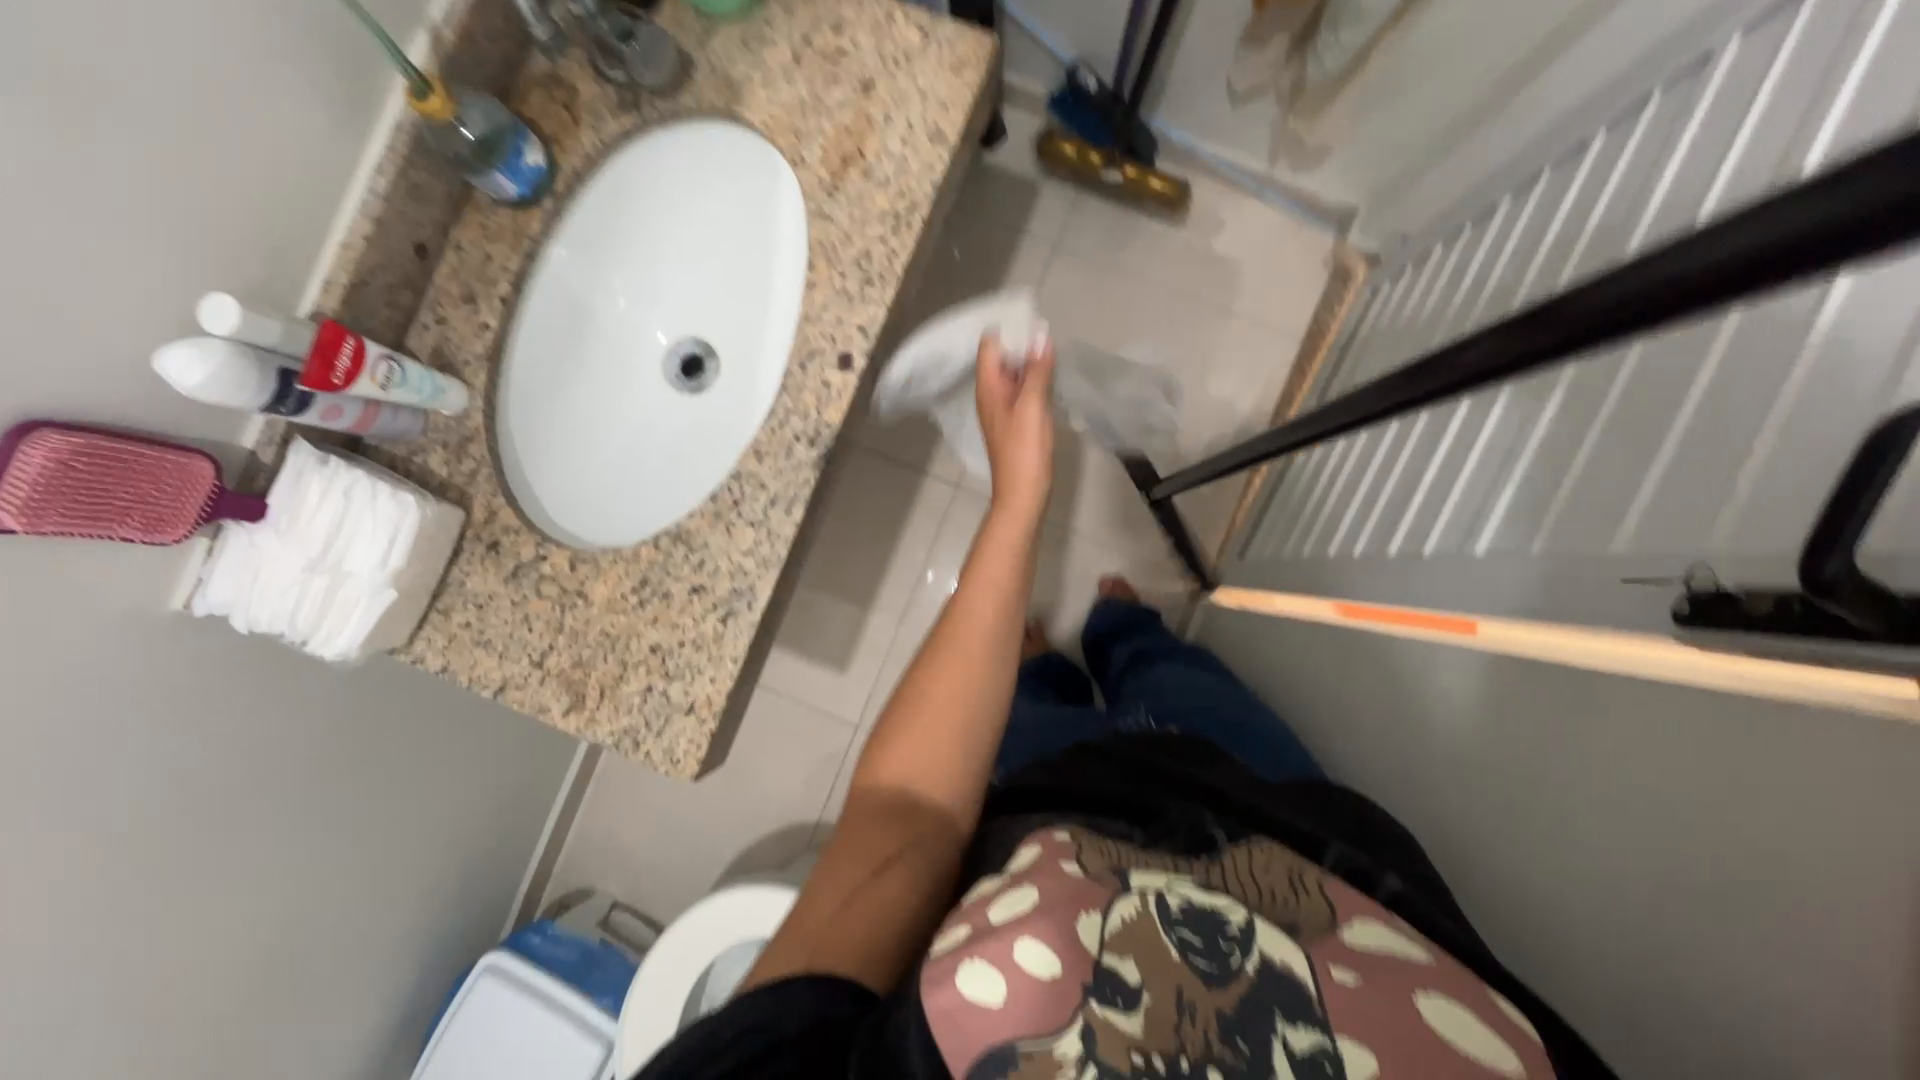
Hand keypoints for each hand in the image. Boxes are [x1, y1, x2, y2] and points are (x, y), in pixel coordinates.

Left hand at [974, 329, 1054, 519]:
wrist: (1022, 494)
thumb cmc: (1024, 451)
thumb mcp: (1032, 406)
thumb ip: (1036, 371)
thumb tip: (1041, 336)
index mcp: (987, 388)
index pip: (990, 345)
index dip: (1007, 328)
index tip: (1030, 314)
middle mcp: (990, 395)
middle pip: (1001, 358)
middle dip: (1020, 342)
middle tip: (1047, 327)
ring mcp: (1003, 409)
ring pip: (1013, 375)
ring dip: (1029, 361)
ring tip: (1052, 345)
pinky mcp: (1015, 422)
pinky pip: (1022, 391)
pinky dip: (1033, 379)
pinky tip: (1051, 375)